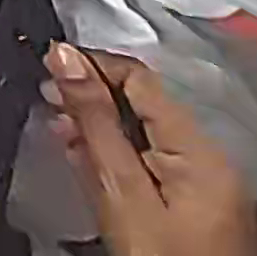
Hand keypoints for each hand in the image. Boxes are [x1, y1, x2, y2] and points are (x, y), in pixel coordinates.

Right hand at [45, 43, 256, 255]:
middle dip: (89, 93)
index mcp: (198, 150)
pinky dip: (111, 147)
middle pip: (139, 99)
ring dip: (95, 120)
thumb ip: (92, 115)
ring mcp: (204, 181)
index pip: (138, 76)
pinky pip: (145, 152)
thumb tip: (64, 55)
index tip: (48, 69)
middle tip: (49, 99)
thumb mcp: (118, 185)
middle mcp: (208, 158)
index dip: (90, 64)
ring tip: (62, 130)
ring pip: (138, 125)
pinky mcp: (192, 200)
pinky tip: (85, 156)